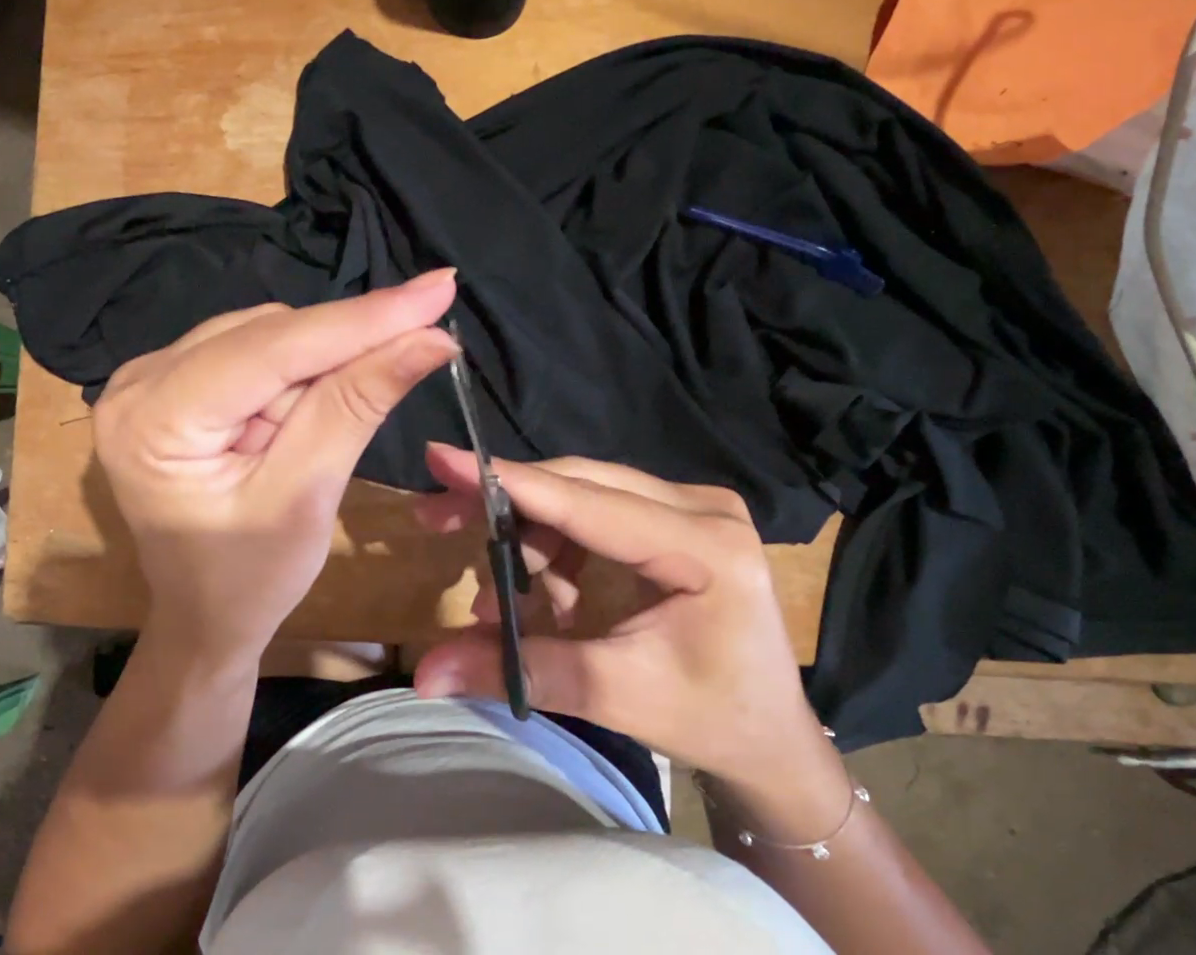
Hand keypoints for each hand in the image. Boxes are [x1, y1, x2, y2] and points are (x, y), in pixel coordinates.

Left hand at [92, 272, 458, 665]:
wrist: (204, 618)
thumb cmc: (250, 580)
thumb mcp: (307, 497)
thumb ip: (356, 406)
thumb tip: (428, 337)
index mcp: (154, 422)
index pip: (270, 350)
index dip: (361, 319)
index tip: (440, 288)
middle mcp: (136, 383)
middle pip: (264, 334)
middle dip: (342, 346)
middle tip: (421, 350)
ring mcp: (146, 378)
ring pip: (262, 337)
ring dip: (317, 367)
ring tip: (322, 432)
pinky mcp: (168, 383)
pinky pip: (248, 352)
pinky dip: (293, 375)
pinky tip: (302, 415)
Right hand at [411, 444, 836, 791]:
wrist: (770, 738)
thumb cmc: (709, 718)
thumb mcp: (614, 694)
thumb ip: (520, 670)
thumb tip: (425, 673)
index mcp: (704, 545)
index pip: (586, 501)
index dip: (508, 482)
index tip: (440, 457)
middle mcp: (701, 507)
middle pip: (577, 485)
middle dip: (503, 506)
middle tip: (435, 519)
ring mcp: (690, 509)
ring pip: (579, 497)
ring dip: (525, 539)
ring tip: (491, 602)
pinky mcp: (674, 521)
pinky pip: (592, 516)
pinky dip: (553, 552)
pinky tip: (539, 596)